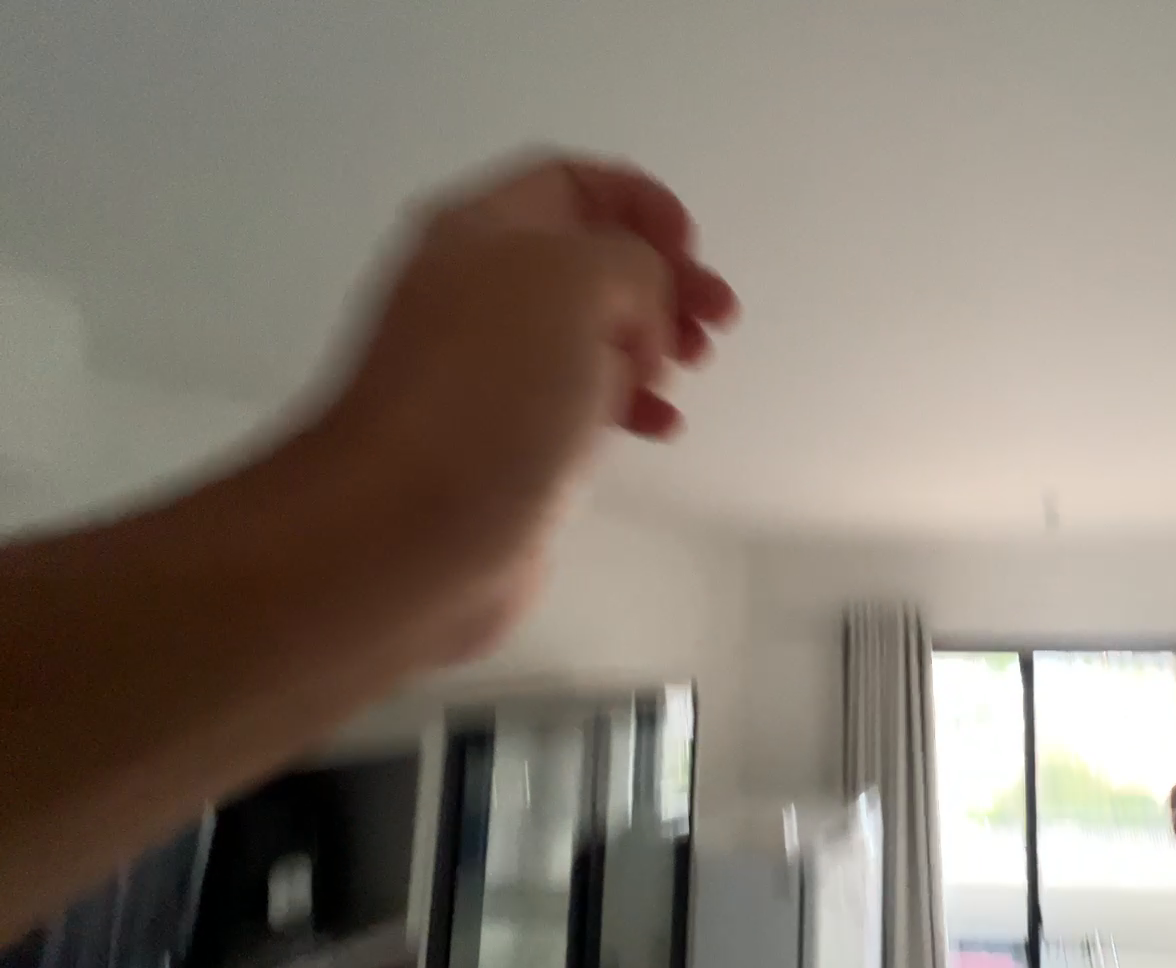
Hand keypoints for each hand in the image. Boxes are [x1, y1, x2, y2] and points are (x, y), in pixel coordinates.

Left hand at [315, 151, 736, 660]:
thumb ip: (630, 262)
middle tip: (716, 319)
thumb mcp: (570, 285)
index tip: (693, 253)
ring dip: (659, 338)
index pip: (576, 183)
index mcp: (488, 235)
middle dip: (668, 277)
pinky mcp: (522, 434)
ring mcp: (504, 369)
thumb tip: (644, 310)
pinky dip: (638, 399)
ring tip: (691, 366)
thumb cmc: (490, 396)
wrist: (413, 530)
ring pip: (602, 328)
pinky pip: (593, 395)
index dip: (645, 203)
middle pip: (598, 258)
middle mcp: (490, 292)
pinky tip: (662, 425)